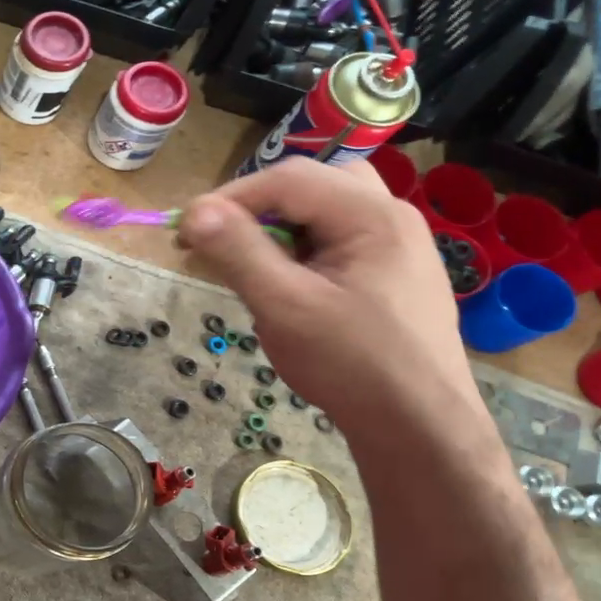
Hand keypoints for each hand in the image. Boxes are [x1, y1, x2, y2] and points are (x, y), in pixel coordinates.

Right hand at [178, 158, 487, 439]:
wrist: (417, 421)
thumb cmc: (349, 362)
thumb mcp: (284, 306)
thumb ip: (239, 253)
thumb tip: (195, 212)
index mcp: (371, 214)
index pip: (287, 179)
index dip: (228, 198)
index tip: (183, 233)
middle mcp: (391, 216)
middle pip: (312, 184)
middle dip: (255, 207)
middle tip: (215, 243)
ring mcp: (397, 245)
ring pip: (326, 211)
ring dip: (278, 228)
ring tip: (247, 265)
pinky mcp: (393, 274)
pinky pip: (338, 241)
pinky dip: (301, 250)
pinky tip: (285, 287)